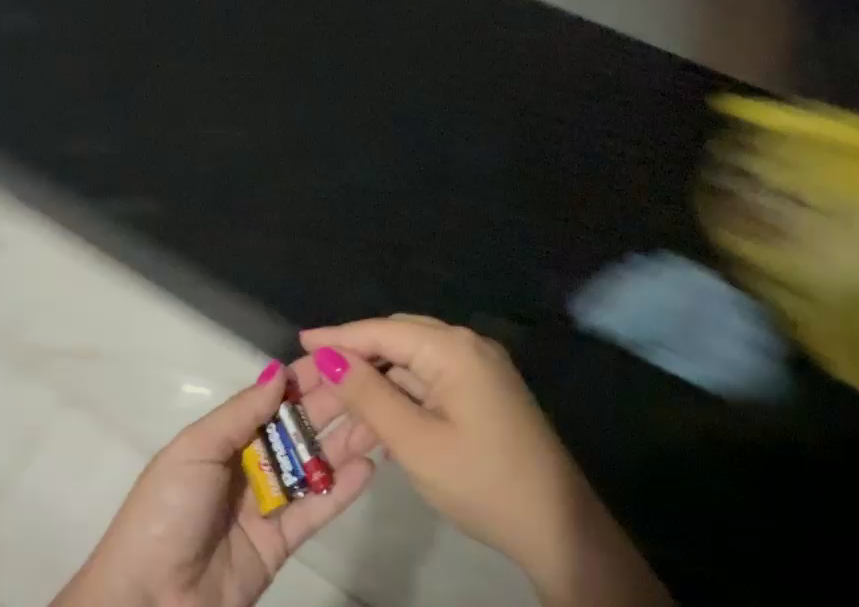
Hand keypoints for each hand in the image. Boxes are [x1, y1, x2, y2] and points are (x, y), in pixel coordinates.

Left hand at [53, 359, 375, 606]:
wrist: (151, 597)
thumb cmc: (166, 511)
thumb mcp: (194, 450)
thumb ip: (240, 413)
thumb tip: (279, 372)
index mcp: (222, 438)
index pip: (270, 401)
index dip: (303, 380)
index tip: (340, 357)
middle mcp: (247, 464)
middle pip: (296, 430)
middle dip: (332, 406)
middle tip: (373, 382)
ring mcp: (266, 504)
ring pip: (312, 466)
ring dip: (344, 442)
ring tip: (381, 419)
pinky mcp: (281, 542)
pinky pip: (315, 509)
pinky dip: (341, 489)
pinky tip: (368, 466)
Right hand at [301, 315, 670, 606]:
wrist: (557, 528)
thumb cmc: (481, 481)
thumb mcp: (415, 442)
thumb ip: (369, 394)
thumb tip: (328, 356)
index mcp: (453, 349)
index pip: (382, 330)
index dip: (339, 336)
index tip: (300, 341)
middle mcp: (468, 346)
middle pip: (397, 338)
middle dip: (355, 355)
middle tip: (315, 373)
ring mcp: (480, 369)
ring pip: (413, 362)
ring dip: (377, 379)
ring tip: (337, 399)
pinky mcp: (484, 393)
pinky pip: (431, 380)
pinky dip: (402, 394)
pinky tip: (377, 417)